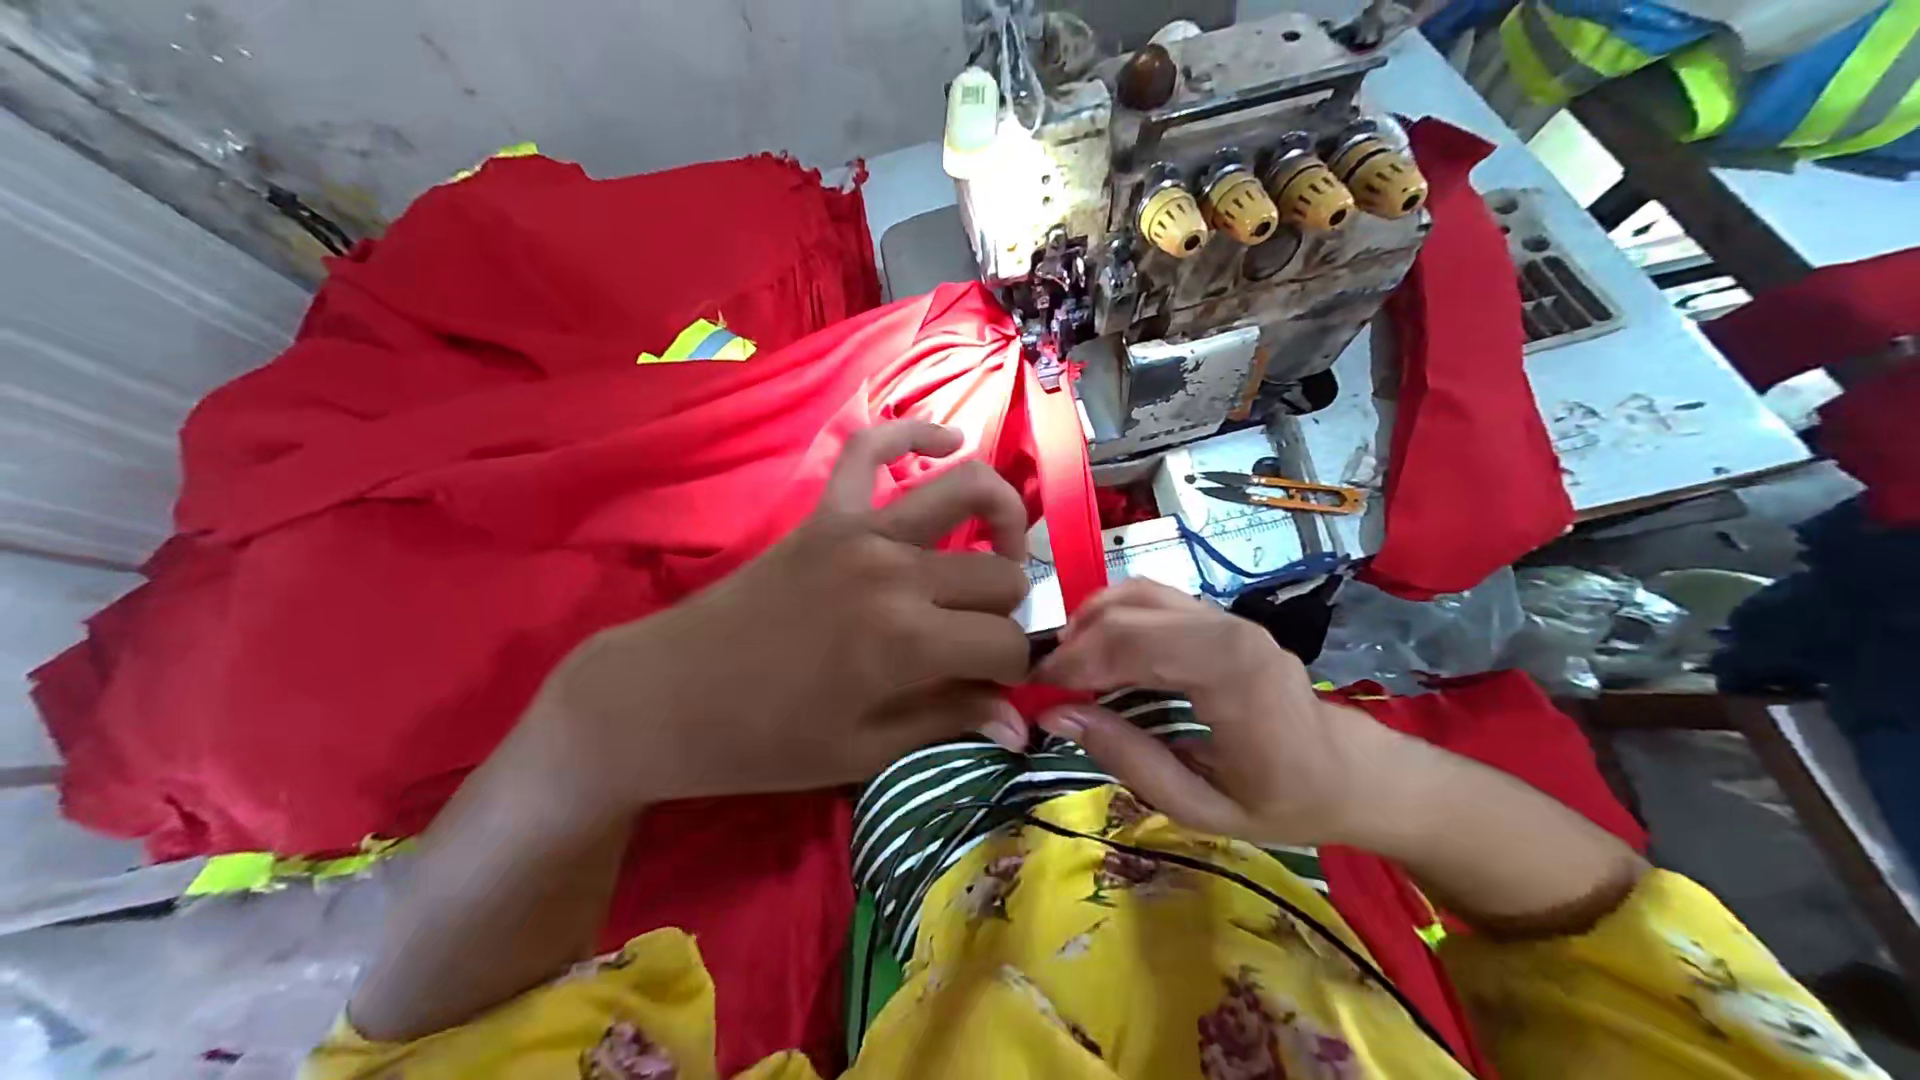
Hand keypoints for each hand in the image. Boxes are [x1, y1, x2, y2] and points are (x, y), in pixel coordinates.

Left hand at [525, 420, 1032, 806]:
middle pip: (999, 576)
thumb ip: (949, 722)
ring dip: (1003, 517)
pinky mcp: (827, 513)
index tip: (998, 690)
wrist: (669, 697)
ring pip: (966, 491)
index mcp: (909, 640)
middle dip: (1007, 615)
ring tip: (1003, 549)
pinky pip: (872, 448)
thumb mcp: (864, 752)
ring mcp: (860, 530)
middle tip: (983, 645)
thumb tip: (1023, 722)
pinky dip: (914, 434)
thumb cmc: (765, 741)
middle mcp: (896, 570)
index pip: (1006, 644)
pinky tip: (947, 441)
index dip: (1015, 671)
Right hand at [1036, 581, 1647, 930]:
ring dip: (1090, 621)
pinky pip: (1154, 599)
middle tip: (1043, 681)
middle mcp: (1229, 629)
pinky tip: (1096, 646)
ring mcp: (1226, 618)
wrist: (1350, 773)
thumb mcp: (1201, 807)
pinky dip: (1114, 615)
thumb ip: (1129, 759)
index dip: (1077, 659)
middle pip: (1130, 611)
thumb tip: (1057, 715)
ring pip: (1138, 594)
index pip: (1135, 642)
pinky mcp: (1218, 618)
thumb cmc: (1281, 800)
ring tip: (1064, 663)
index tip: (1037, 689)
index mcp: (1232, 674)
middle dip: (1076, 640)